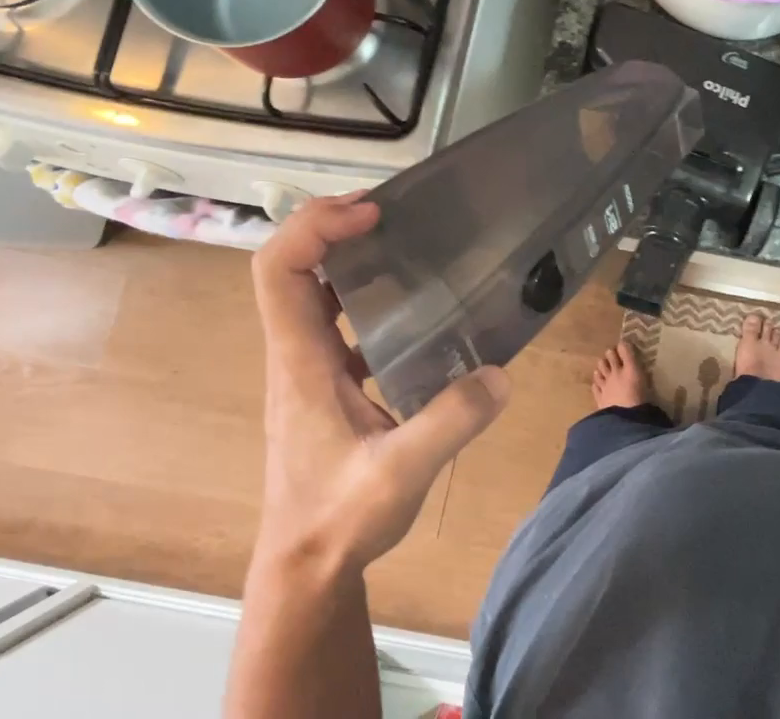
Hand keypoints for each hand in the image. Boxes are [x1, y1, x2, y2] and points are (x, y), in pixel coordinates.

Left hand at [248, 193, 509, 579]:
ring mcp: (308, 371)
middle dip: (334, 227)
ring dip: (348, 258)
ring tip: (407, 245)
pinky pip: (337, 323)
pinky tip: (418, 311)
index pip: (280, 271)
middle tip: (393, 213)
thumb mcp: (400, 474)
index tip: (371, 214)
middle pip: (292, 268)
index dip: (316, 228)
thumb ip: (449, 422)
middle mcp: (296, 356)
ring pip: (312, 293)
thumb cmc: (338, 520)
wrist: (306, 567)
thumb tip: (499, 374)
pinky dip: (366, 298)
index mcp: (301, 363)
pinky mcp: (326, 387)